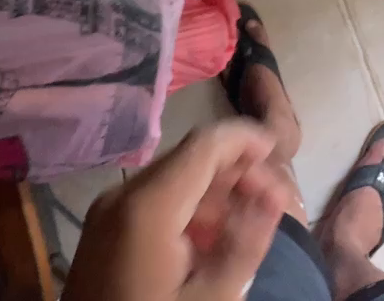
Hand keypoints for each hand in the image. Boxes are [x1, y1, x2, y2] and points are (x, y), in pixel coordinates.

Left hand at [65, 121, 290, 300]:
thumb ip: (246, 244)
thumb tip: (276, 196)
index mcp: (148, 205)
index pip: (205, 144)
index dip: (246, 139)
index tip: (279, 151)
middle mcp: (122, 194)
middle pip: (190, 159)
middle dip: (236, 172)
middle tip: (275, 201)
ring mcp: (108, 213)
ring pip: (175, 179)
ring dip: (216, 193)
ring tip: (252, 223)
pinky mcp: (104, 232)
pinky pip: (155, 202)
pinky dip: (189, 211)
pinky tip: (214, 241)